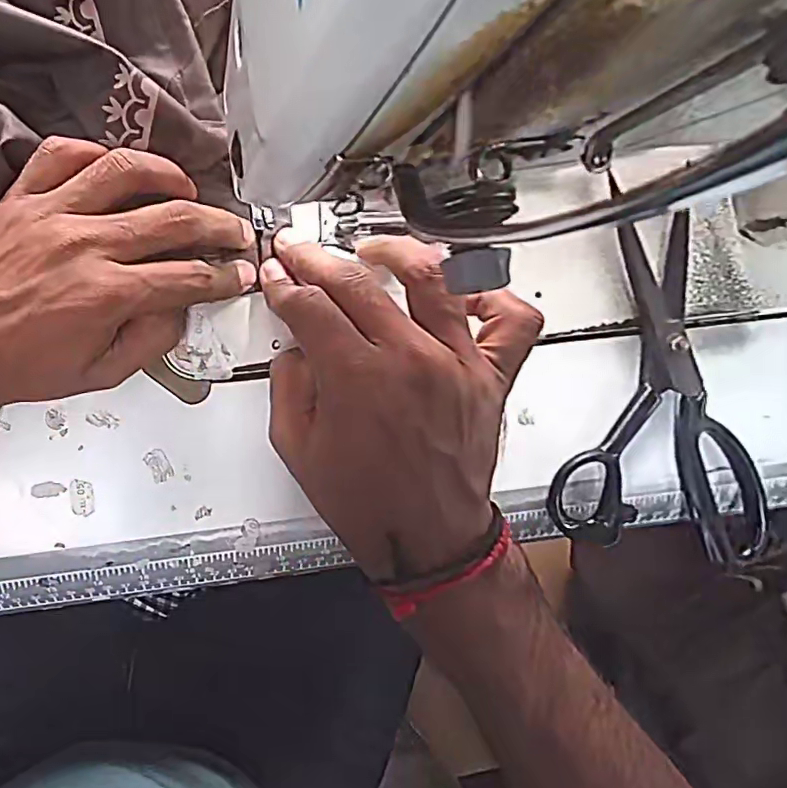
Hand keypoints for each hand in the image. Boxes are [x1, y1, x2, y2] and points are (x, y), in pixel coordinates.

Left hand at [0, 138, 254, 441]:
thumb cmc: (14, 367)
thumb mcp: (96, 374)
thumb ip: (148, 341)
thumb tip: (179, 310)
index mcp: (104, 295)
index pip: (186, 275)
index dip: (222, 275)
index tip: (235, 273)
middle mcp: (81, 246)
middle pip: (173, 218)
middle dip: (217, 225)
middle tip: (232, 231)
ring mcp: (49, 215)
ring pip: (124, 171)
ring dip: (167, 174)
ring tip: (185, 188)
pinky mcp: (20, 201)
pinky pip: (61, 155)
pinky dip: (93, 153)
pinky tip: (112, 168)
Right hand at [262, 232, 542, 581]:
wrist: (425, 538)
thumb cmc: (368, 502)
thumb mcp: (296, 446)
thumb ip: (288, 386)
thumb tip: (296, 348)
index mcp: (355, 379)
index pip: (311, 305)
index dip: (284, 284)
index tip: (276, 277)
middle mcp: (409, 361)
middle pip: (356, 282)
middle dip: (316, 260)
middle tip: (300, 254)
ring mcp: (456, 364)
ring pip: (432, 277)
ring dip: (395, 251)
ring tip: (373, 249)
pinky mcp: (490, 377)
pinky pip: (510, 319)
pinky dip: (491, 293)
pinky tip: (461, 288)